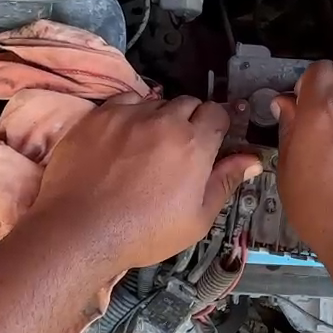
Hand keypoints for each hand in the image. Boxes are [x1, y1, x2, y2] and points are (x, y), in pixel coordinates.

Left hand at [25, 94, 260, 270]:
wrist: (81, 230)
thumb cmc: (142, 232)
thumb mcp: (197, 219)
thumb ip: (225, 182)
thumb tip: (251, 160)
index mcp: (194, 145)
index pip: (218, 113)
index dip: (218, 124)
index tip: (213, 138)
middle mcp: (164, 121)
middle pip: (189, 103)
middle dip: (191, 119)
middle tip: (180, 147)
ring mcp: (129, 115)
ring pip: (156, 101)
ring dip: (160, 116)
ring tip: (150, 143)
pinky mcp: (100, 116)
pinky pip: (125, 100)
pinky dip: (131, 111)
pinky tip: (126, 134)